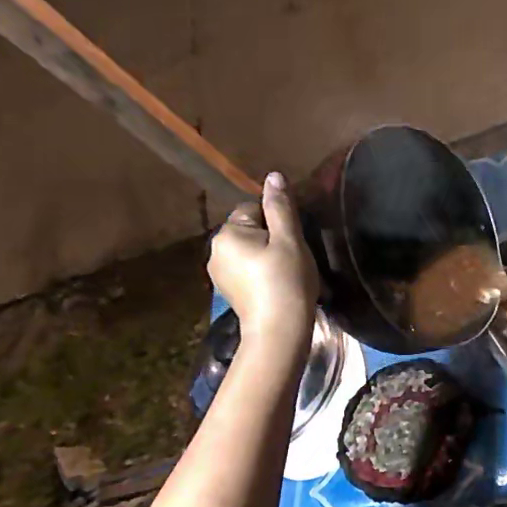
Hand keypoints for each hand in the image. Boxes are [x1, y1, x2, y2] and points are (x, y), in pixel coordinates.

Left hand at [208, 172, 319, 347]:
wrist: (278, 331)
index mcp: (228, 232)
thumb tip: (274, 175)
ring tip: (285, 276)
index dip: (277, 223)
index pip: (254, 209)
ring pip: (248, 251)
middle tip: (292, 261)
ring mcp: (217, 272)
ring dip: (264, 257)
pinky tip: (274, 288)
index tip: (292, 244)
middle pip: (249, 230)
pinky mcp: (226, 291)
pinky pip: (244, 270)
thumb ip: (280, 207)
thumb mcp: (290, 240)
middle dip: (270, 240)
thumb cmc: (287, 282)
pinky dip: (259, 274)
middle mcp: (215, 249)